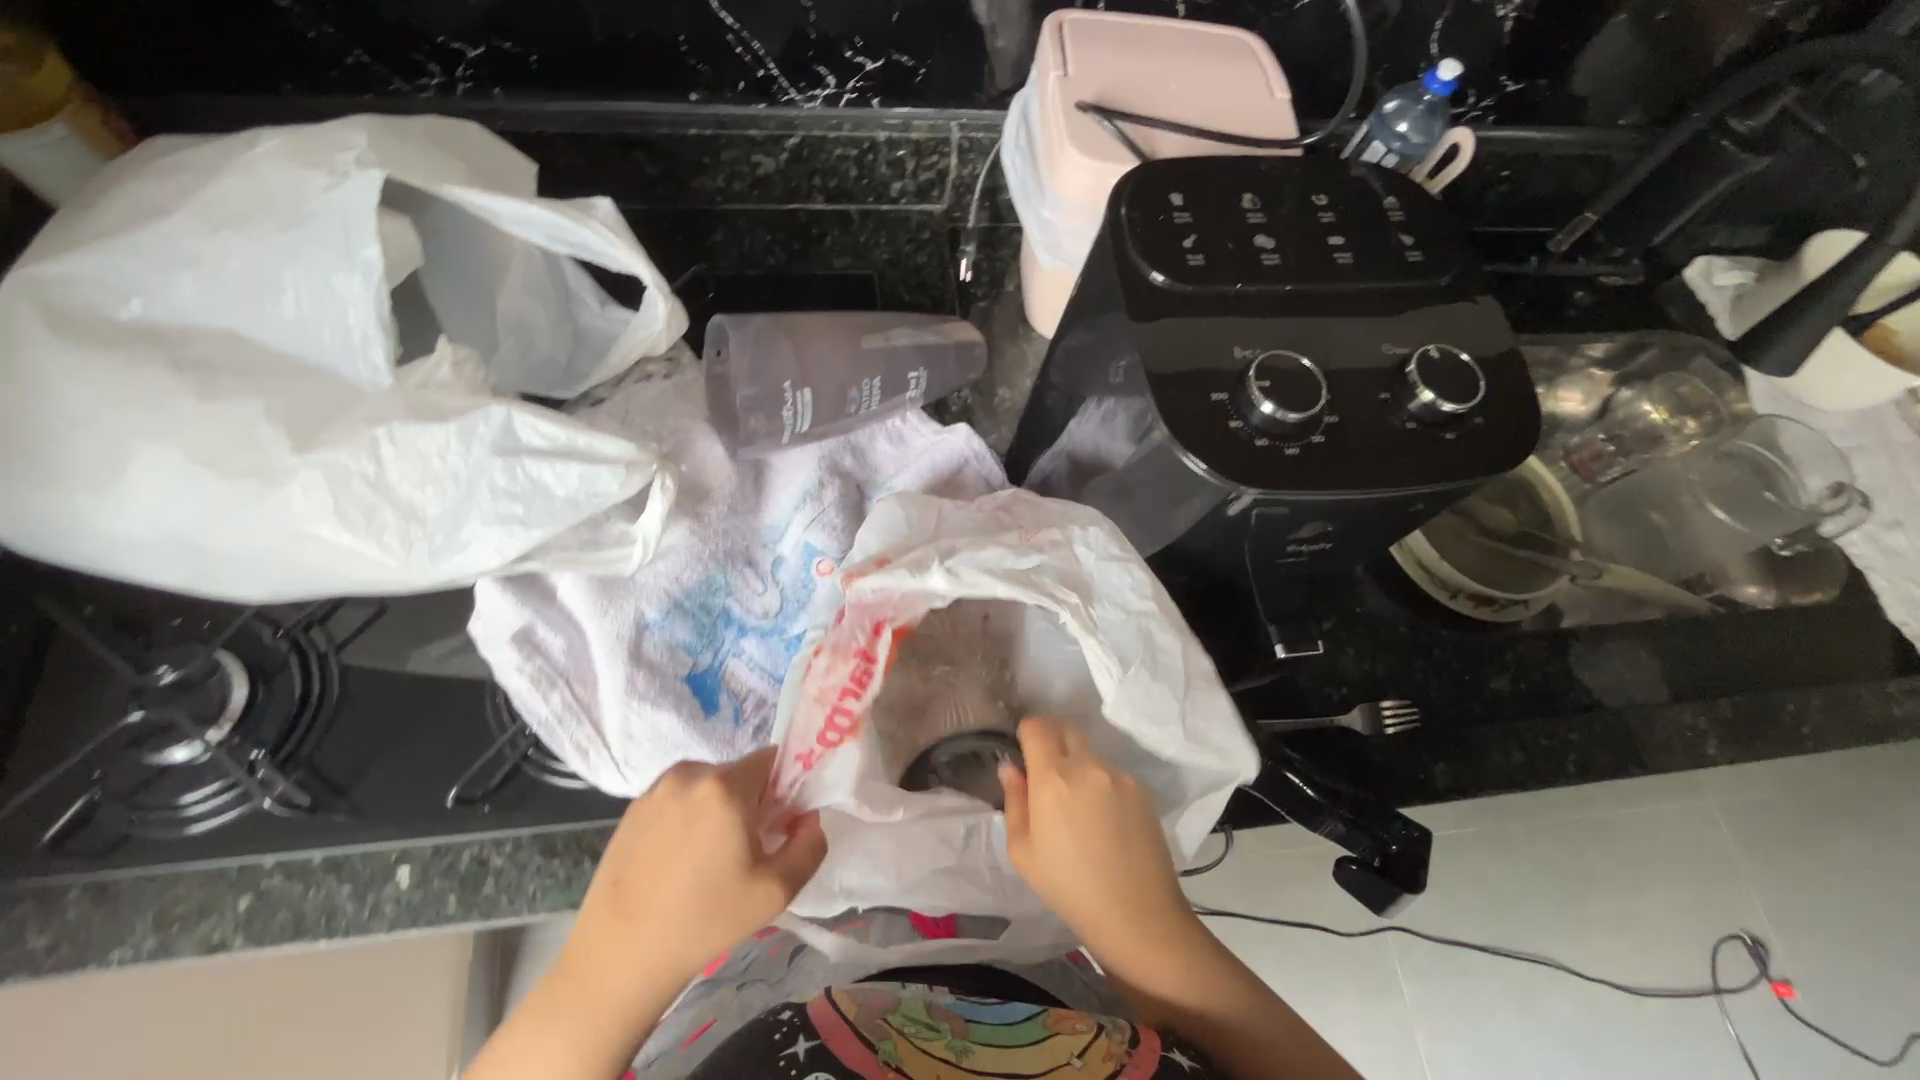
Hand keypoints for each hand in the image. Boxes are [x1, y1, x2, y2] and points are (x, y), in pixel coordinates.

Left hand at [561, 748, 828, 993]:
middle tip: (748, 850)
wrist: (621, 955)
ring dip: (719, 810)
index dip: (785, 787)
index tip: (781, 825)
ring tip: (711, 861)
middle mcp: (688, 774)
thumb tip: (806, 818)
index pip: (772, 758)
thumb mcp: (778, 890)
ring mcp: (654, 790)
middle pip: (739, 773)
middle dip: (752, 801)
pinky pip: (678, 801)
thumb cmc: (706, 921)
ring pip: (708, 786)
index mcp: (725, 786)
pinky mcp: (631, 810)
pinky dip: (689, 820)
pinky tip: (681, 865)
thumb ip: (810, 844)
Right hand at [998, 716, 1204, 969]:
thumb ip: (1015, 801)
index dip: (1027, 732)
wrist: (1136, 914)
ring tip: (1077, 807)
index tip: (1023, 751)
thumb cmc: (1068, 887)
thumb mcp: (1023, 852)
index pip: (1037, 727)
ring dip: (1079, 766)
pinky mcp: (1142, 791)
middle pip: (1067, 729)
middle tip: (1046, 771)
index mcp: (1053, 778)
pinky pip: (1113, 775)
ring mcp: (1120, 776)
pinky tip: (1103, 821)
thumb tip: (1010, 768)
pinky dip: (1101, 785)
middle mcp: (1088, 766)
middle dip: (1052, 739)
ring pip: (1091, 754)